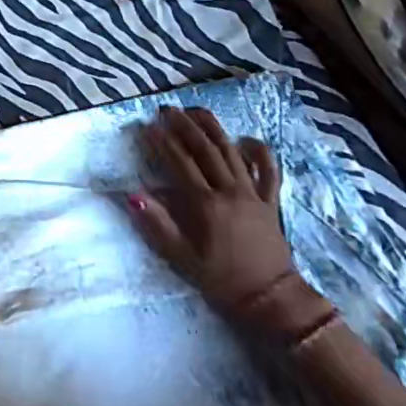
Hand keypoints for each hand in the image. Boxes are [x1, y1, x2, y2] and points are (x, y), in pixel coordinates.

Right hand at [129, 107, 334, 341]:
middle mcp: (230, 191)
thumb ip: (158, 225)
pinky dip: (258, 151)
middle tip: (168, 110)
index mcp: (206, 205)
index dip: (164, 142)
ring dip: (214, 129)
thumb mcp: (183, 258)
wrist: (269, 296)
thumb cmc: (222, 280)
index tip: (149, 126)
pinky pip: (267, 170)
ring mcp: (253, 193)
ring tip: (197, 111)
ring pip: (232, 152)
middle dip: (185, 126)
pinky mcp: (270, 201)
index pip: (181, 164)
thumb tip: (134, 195)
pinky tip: (246, 138)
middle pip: (205, 150)